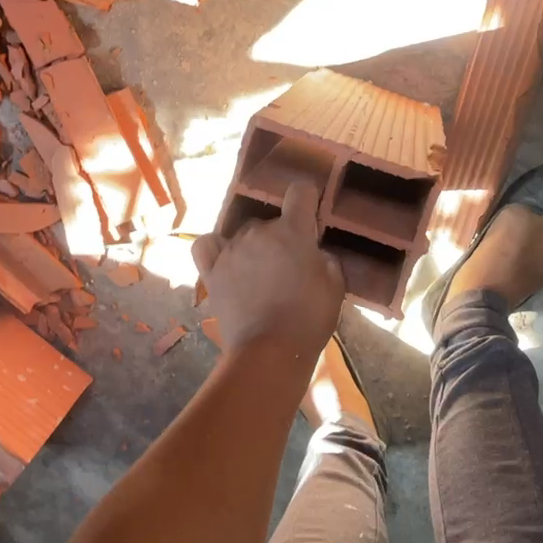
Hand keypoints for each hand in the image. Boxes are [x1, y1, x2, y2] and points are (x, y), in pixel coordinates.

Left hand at [191, 179, 342, 360]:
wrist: (269, 352)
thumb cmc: (308, 319)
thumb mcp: (335, 286)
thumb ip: (325, 258)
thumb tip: (314, 252)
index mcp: (293, 230)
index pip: (300, 191)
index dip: (306, 199)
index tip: (310, 216)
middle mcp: (259, 230)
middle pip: (271, 221)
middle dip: (282, 238)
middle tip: (290, 268)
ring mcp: (231, 250)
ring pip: (244, 235)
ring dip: (255, 248)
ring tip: (261, 277)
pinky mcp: (211, 271)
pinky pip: (207, 245)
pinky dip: (216, 247)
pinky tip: (226, 260)